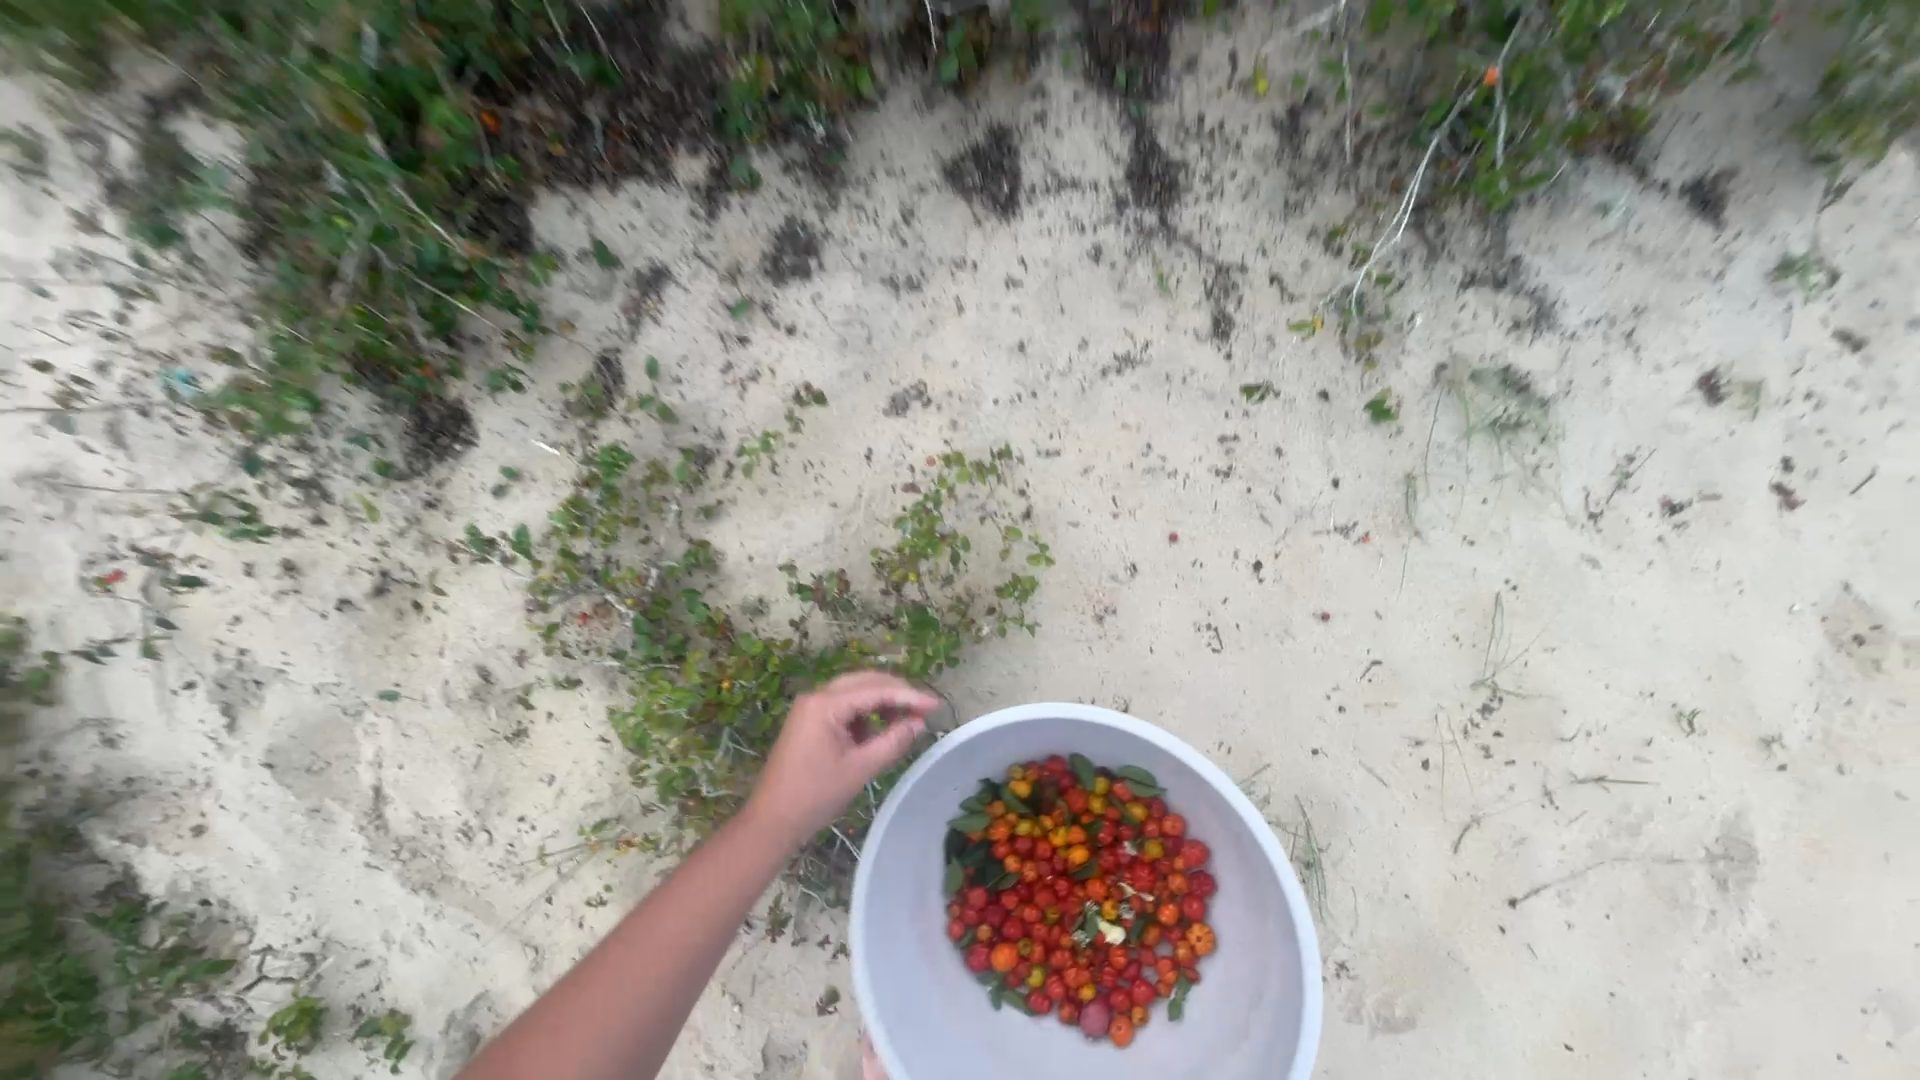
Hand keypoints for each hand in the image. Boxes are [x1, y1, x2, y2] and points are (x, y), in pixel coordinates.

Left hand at [746, 671, 938, 843]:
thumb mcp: (860, 769)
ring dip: (882, 702)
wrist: (772, 820)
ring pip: (855, 692)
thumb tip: (918, 724)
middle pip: (865, 682)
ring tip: (907, 719)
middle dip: (897, 692)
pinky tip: (881, 729)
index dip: (909, 696)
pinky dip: (866, 714)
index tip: (936, 705)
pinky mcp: (810, 721)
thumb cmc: (815, 796)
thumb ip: (893, 742)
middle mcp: (816, 696)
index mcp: (825, 704)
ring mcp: (811, 708)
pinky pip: (845, 706)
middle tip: (925, 708)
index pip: (876, 690)